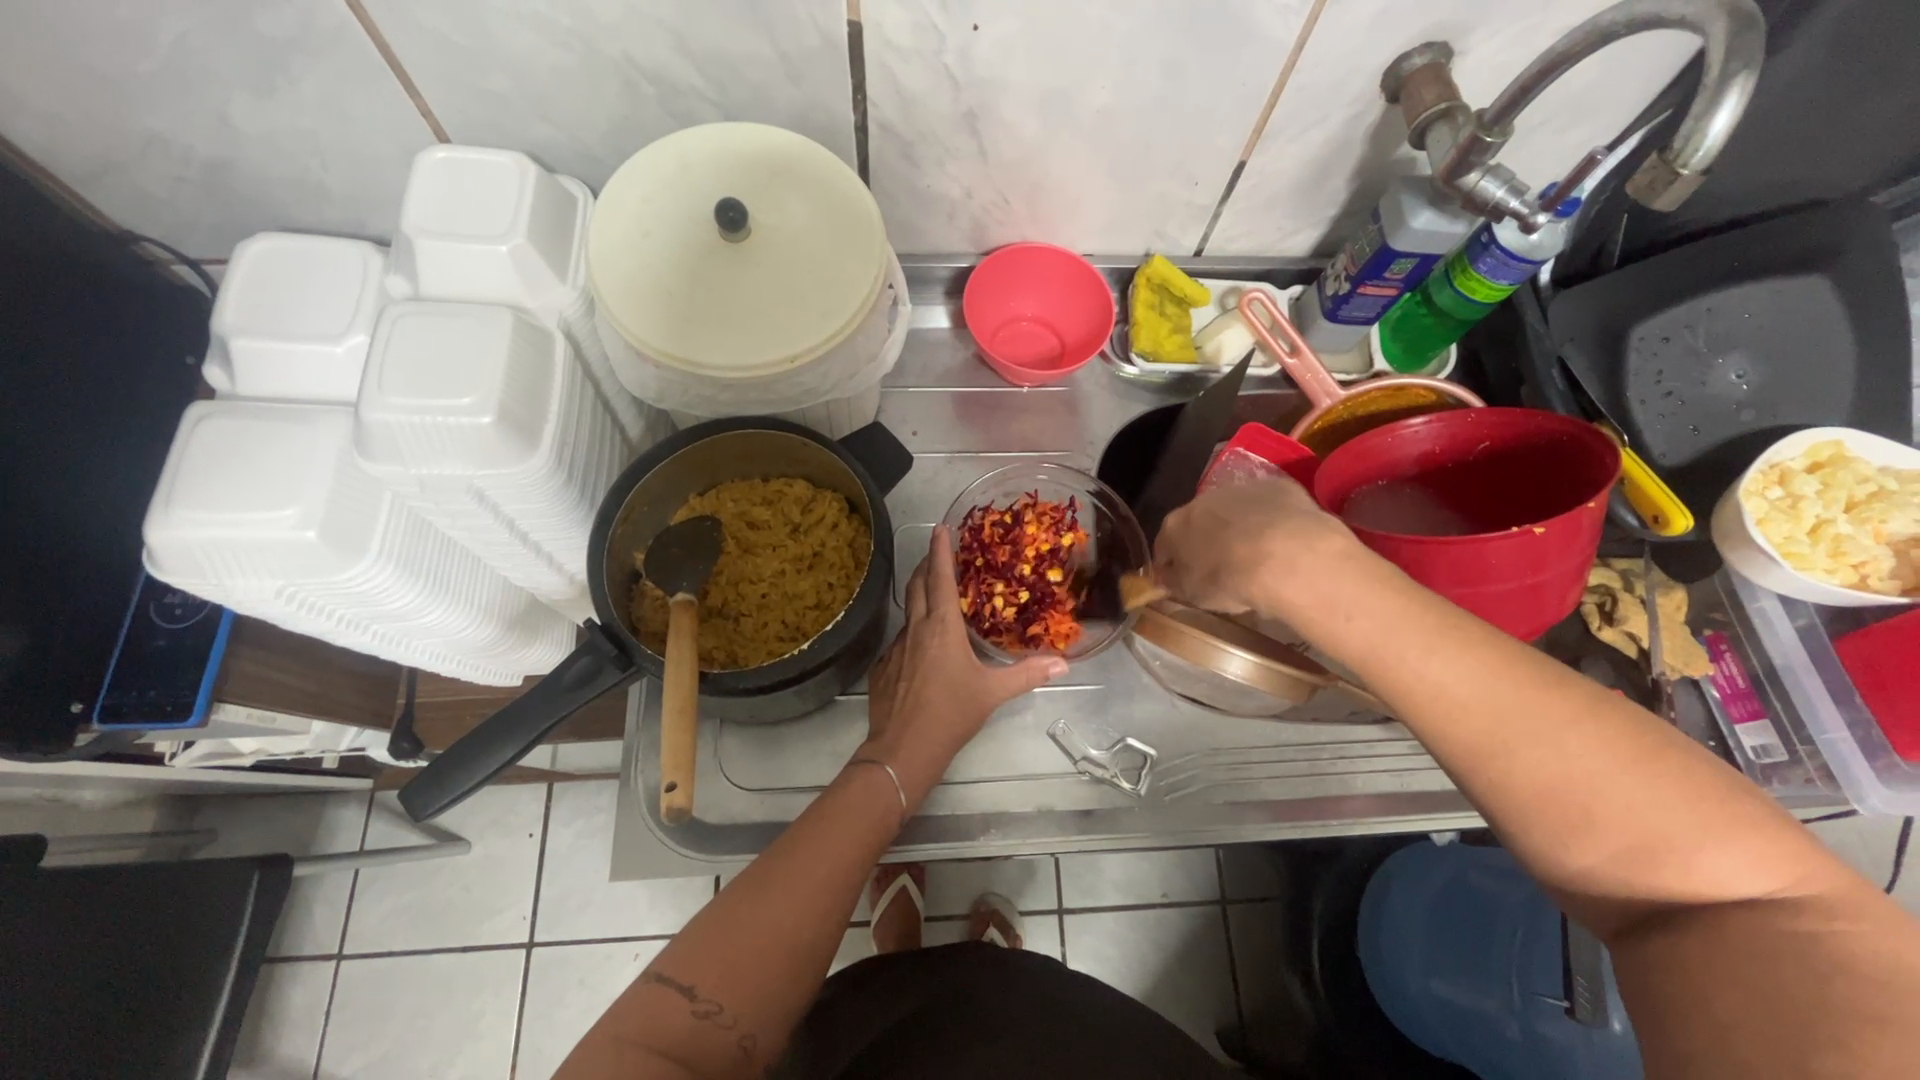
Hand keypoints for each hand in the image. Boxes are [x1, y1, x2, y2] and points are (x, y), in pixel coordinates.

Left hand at [860, 526, 1067, 804]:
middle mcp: (915, 629)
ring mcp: (895, 647)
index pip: (939, 577)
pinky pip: (899, 640)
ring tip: (932, 594)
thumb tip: (1063, 664)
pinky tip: (920, 647)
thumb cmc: (951, 714)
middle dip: (926, 564)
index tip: (939, 528)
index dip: (940, 550)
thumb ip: (1026, 675)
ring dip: (918, 597)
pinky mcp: (883, 667)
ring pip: (907, 612)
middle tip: (936, 553)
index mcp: (941, 627)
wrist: (904, 747)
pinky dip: (911, 632)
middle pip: (917, 585)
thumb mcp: (993, 692)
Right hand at [1153, 473, 1353, 614]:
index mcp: (1175, 525)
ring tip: (1255, 554)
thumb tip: (1163, 577)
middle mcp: (1202, 500)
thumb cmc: (1227, 579)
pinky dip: (1270, 519)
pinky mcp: (1276, 487)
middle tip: (1221, 566)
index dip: (1171, 563)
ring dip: (1238, 526)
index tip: (1181, 579)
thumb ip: (1174, 582)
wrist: (1282, 556)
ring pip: (1234, 509)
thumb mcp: (1192, 593)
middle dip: (1206, 539)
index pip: (1164, 544)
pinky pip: (1268, 504)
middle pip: (1199, 520)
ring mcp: (1240, 490)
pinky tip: (1282, 539)